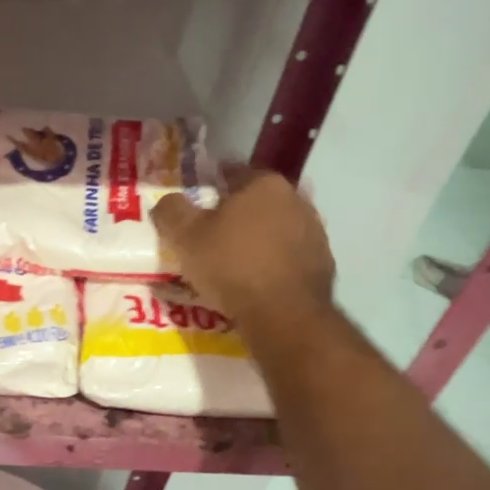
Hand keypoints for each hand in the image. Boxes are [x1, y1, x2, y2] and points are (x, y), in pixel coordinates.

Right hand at [152, 166, 335, 328]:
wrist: (284, 315)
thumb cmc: (231, 266)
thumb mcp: (186, 237)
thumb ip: (171, 211)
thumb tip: (167, 201)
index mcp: (264, 183)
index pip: (230, 174)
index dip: (207, 189)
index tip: (192, 209)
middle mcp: (296, 199)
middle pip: (255, 202)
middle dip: (233, 216)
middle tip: (209, 239)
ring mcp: (314, 231)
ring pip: (274, 229)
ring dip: (255, 240)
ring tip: (231, 265)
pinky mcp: (322, 263)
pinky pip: (287, 257)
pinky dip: (271, 264)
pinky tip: (255, 283)